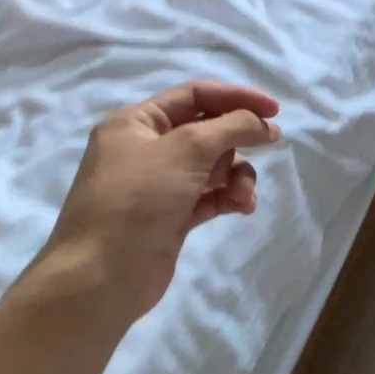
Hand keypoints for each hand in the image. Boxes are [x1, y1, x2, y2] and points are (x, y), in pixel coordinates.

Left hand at [31, 81, 281, 322]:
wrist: (100, 278)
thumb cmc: (138, 200)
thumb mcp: (187, 149)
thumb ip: (233, 126)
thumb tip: (267, 125)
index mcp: (136, 123)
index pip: (195, 95)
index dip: (237, 97)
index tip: (274, 110)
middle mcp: (145, 149)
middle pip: (209, 129)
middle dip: (239, 141)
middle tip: (271, 144)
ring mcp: (159, 184)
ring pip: (215, 164)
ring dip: (238, 174)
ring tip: (243, 194)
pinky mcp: (171, 215)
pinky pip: (212, 194)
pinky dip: (230, 197)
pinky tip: (242, 207)